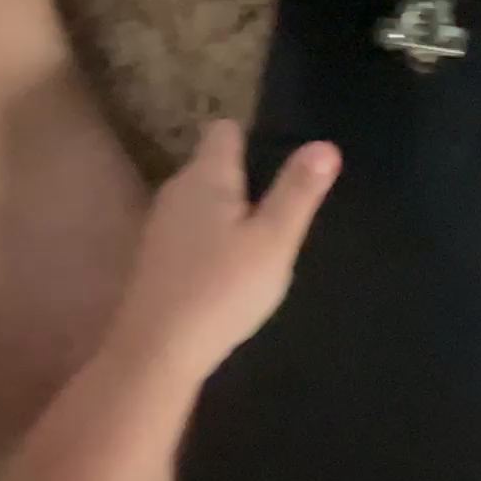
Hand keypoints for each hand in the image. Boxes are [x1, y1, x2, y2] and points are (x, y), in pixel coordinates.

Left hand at [107, 120, 341, 377]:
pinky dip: (212, 238)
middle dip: (247, 176)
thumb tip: (325, 144)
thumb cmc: (222, 289)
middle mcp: (177, 188)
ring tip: (262, 239)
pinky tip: (230, 269)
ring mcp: (161, 223)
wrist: (156, 351)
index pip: (225, 129)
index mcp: (206, 175)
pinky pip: (191, 229)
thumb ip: (298, 191)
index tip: (282, 159)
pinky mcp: (155, 256)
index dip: (253, 136)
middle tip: (284, 206)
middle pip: (214, 163)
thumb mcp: (274, 240)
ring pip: (203, 199)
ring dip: (230, 210)